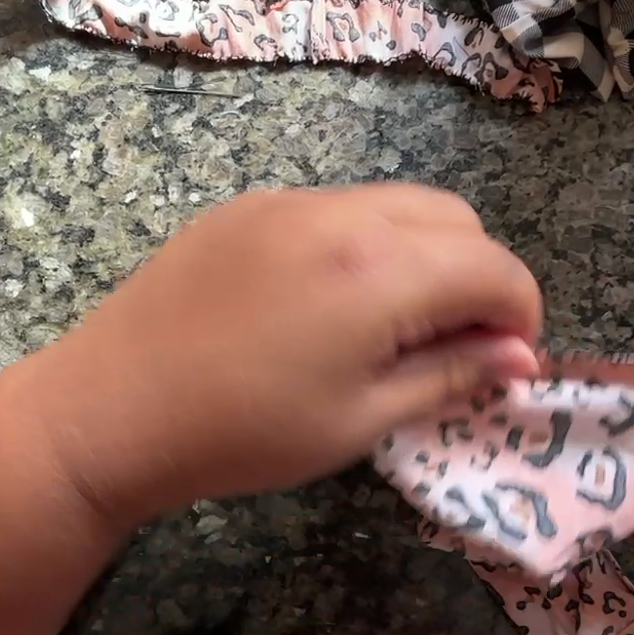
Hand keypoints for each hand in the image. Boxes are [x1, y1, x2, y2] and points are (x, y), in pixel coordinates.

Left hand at [25, 186, 542, 521]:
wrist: (111, 408)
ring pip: (396, 205)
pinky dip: (364, 244)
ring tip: (389, 324)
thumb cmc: (241, 434)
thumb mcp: (359, 421)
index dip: (521, 316)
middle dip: (476, 278)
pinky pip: (336, 209)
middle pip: (455, 220)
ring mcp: (288, 200)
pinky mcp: (247, 206)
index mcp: (378, 271)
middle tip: (450, 345)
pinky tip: (324, 300)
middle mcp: (341, 213)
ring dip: (421, 256)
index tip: (506, 363)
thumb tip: (518, 358)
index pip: (495, 268)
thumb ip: (449, 377)